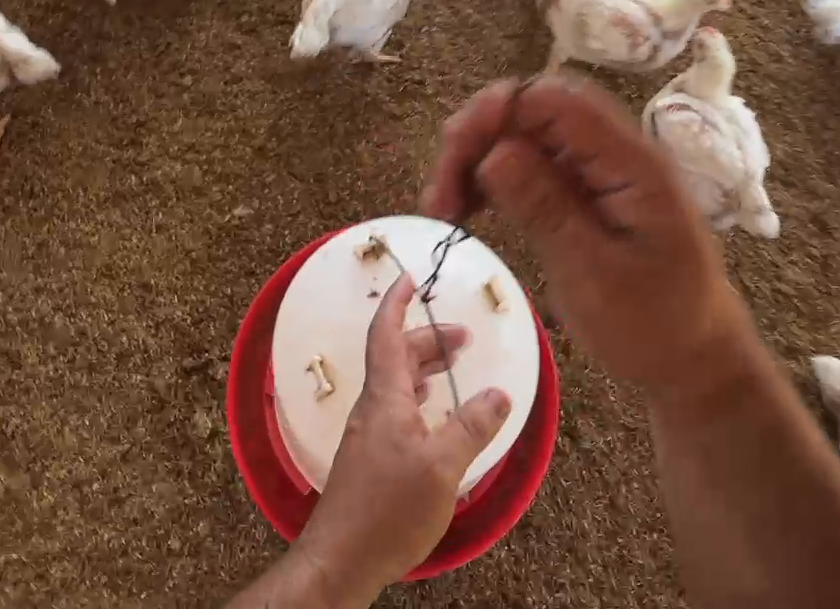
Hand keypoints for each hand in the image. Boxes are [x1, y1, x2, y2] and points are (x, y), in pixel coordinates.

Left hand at [293, 275, 511, 603]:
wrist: (340, 561)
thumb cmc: (389, 509)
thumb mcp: (442, 467)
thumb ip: (471, 428)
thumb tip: (499, 394)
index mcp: (386, 397)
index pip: (386, 334)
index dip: (396, 303)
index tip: (410, 278)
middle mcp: (373, 407)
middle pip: (396, 357)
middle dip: (427, 339)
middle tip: (463, 339)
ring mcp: (369, 433)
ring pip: (396, 383)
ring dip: (424, 368)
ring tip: (453, 367)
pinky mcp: (370, 457)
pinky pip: (395, 408)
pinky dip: (418, 396)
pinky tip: (431, 411)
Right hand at [421, 75, 749, 391]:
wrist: (694, 361)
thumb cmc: (654, 325)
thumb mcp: (594, 274)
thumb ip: (546, 209)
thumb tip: (492, 152)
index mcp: (630, 163)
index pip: (558, 101)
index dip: (500, 109)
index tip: (454, 148)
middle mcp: (612, 154)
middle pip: (533, 114)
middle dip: (478, 139)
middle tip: (440, 191)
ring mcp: (596, 172)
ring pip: (522, 139)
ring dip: (477, 162)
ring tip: (443, 208)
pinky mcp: (581, 193)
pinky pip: (527, 167)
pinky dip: (491, 181)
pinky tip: (465, 210)